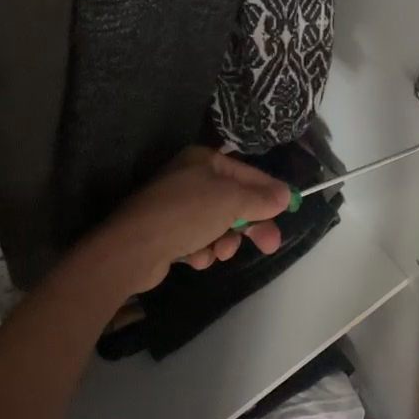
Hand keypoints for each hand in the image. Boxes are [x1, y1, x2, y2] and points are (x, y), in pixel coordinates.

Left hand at [91, 146, 292, 295]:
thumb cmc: (185, 214)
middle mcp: (190, 178)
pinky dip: (202, 249)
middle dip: (249, 224)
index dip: (269, 192)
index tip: (288, 210)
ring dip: (223, 240)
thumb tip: (286, 195)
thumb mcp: (231, 201)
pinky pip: (197, 239)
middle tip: (270, 245)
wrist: (130, 250)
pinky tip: (195, 258)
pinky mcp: (166, 233)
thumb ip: (260, 199)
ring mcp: (176, 206)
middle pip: (233, 201)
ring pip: (217, 224)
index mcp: (204, 160)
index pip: (248, 174)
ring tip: (218, 252)